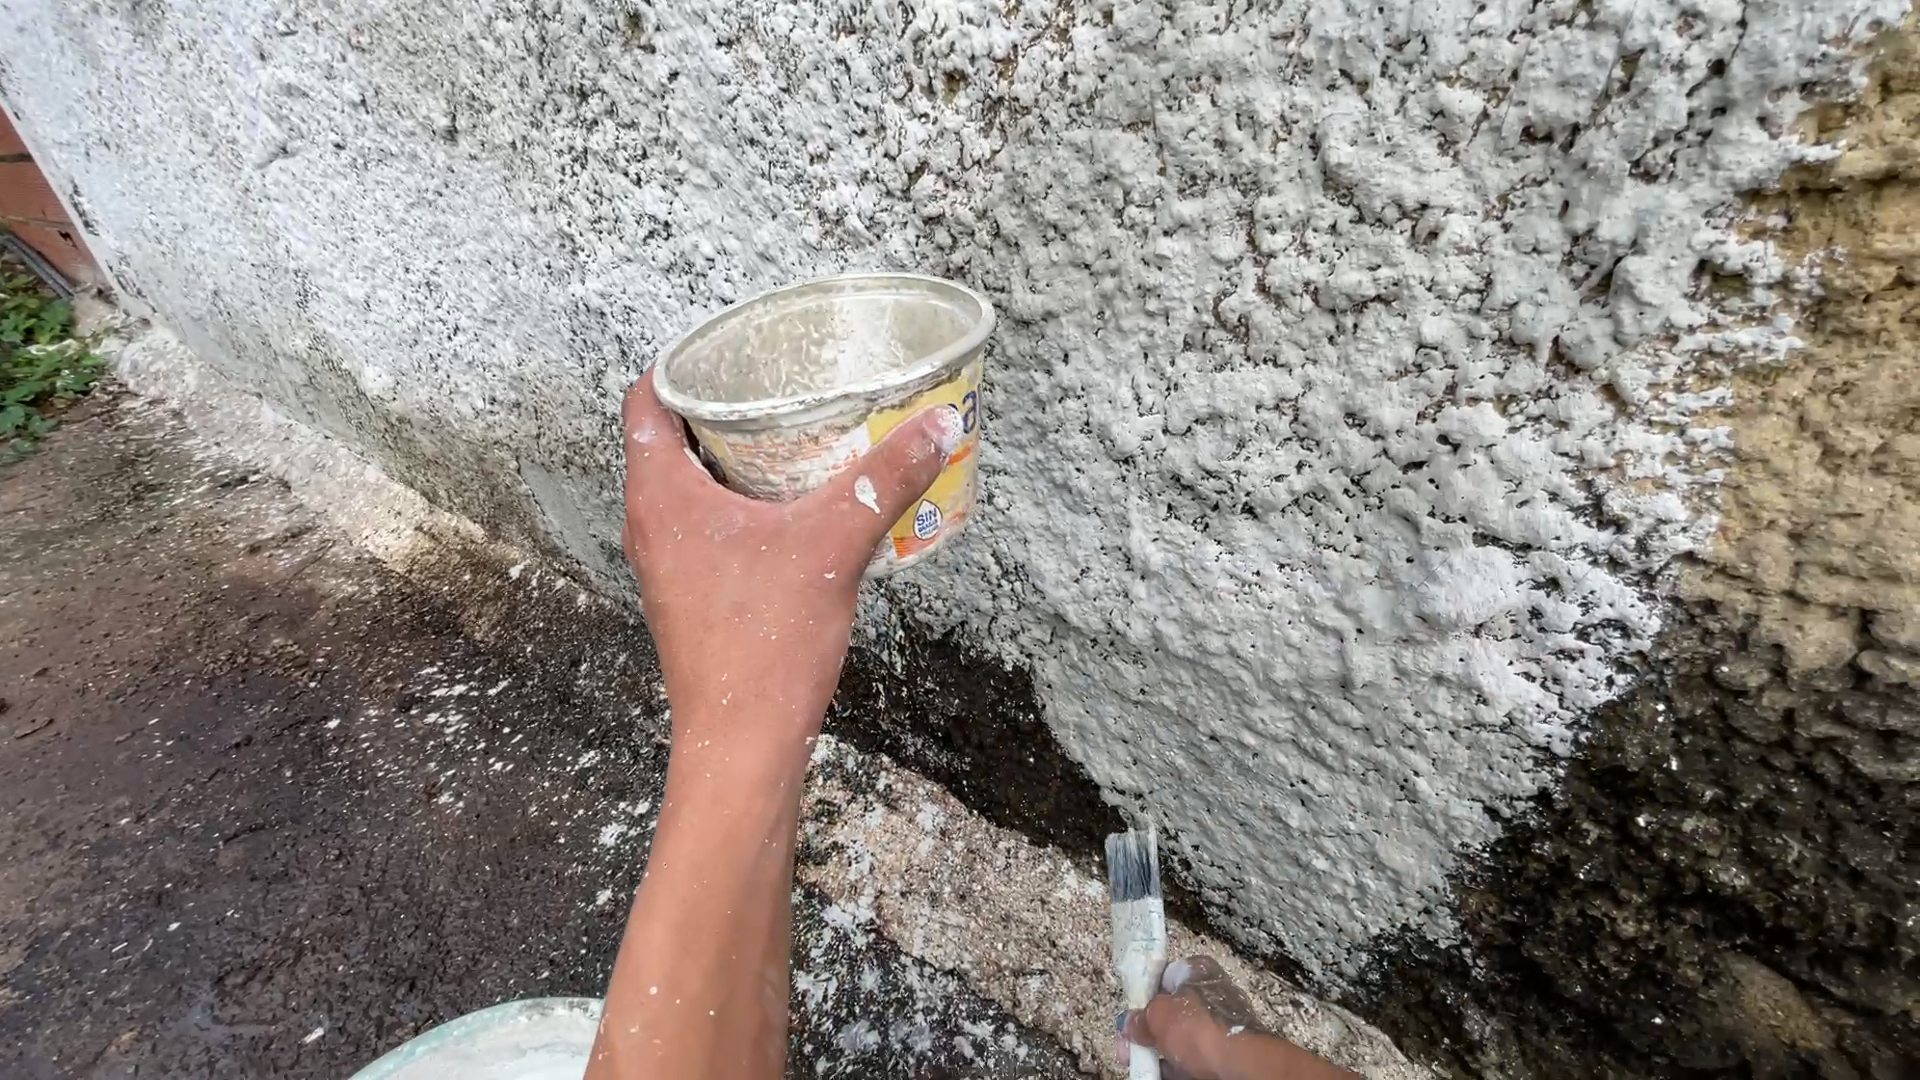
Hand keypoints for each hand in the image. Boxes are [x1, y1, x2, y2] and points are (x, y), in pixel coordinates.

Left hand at [621, 369, 961, 751]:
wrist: (744, 742)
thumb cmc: (767, 643)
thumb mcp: (834, 544)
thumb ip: (887, 480)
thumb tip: (941, 423)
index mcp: (662, 497)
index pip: (648, 401)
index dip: (684, 364)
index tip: (733, 349)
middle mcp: (653, 525)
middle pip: (672, 439)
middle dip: (722, 407)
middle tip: (779, 385)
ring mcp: (670, 564)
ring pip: (692, 486)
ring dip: (735, 458)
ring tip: (794, 436)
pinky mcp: (694, 594)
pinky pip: (710, 526)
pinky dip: (744, 503)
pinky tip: (797, 508)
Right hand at [1123, 956, 1358, 1079]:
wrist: (1242, 1071)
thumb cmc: (1199, 1029)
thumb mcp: (1159, 1016)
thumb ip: (1141, 1018)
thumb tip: (1128, 1023)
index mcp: (1198, 972)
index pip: (1164, 977)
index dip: (1144, 997)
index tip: (1130, 1017)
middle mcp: (1211, 996)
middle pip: (1170, 1014)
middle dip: (1146, 1033)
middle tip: (1127, 1051)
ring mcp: (1220, 1030)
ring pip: (1180, 1042)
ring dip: (1156, 1054)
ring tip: (1137, 1067)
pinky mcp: (1224, 1059)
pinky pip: (1191, 1061)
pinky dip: (1172, 1069)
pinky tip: (1155, 1074)